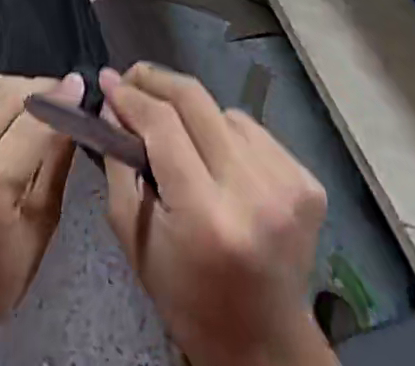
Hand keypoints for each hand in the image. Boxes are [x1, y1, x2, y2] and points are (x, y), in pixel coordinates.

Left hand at [0, 73, 83, 364]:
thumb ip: (56, 163)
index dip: (59, 100)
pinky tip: (10, 111)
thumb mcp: (40, 226)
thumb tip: (74, 112)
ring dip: (18, 88)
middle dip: (41, 88)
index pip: (31, 125)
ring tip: (41, 100)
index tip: (81, 85)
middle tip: (66, 92)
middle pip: (6, 97)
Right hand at [101, 64, 334, 365]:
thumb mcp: (132, 231)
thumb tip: (112, 102)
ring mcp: (288, 186)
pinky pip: (252, 131)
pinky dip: (225, 132)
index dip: (130, 96)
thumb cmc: (183, 292)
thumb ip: (119, 161)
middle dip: (156, 80)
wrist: (261, 339)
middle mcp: (254, 193)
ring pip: (223, 112)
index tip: (107, 80)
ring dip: (191, 112)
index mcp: (206, 215)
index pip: (163, 125)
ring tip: (175, 132)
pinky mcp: (308, 184)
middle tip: (130, 76)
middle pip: (197, 102)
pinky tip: (214, 157)